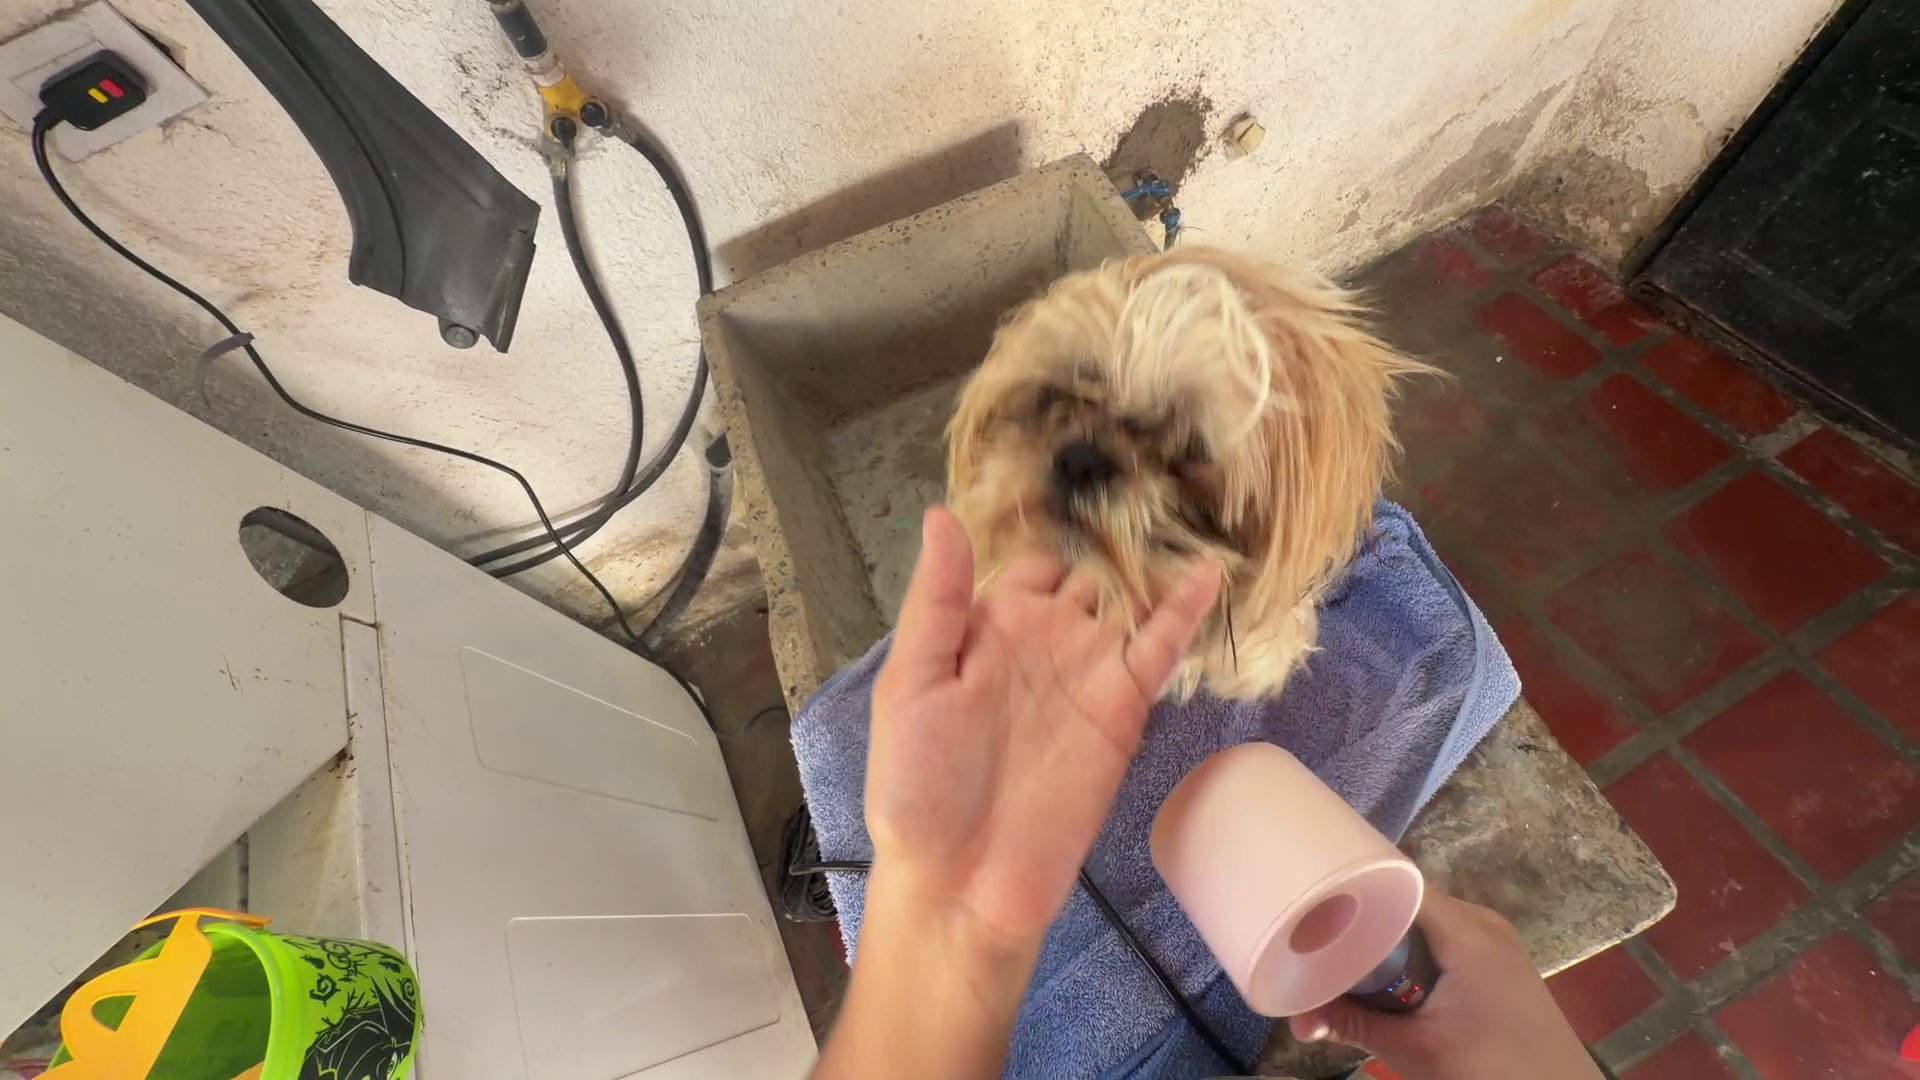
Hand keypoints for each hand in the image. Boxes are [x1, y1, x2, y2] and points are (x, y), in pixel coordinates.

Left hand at [865, 506, 1220, 947]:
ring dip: (1149, 561)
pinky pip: (1159, 647)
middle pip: (1086, 572)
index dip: (1049, 532)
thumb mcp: (913, 681)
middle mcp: (1041, 638)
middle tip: (1148, 482)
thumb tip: (941, 515)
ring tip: (1184, 504)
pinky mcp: (1123, 707)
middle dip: (1109, 537)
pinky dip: (1183, 609)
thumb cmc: (921, 781)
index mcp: (987, 626)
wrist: (965, 880)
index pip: (1029, 561)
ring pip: (1125, 600)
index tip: (1078, 475)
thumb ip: (936, 600)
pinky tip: (1207, 570)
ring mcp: (1085, 669)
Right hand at [1289, 890, 1602, 1079]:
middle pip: (1396, 896)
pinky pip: (1429, 935)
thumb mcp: (1419, 1053)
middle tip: (1306, 925)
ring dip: (1373, 933)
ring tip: (1329, 944)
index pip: (1390, 877)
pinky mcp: (1488, 958)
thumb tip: (1295, 1019)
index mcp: (1465, 928)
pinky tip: (1371, 967)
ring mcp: (1486, 937)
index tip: (1304, 889)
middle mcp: (1476, 919)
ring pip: (1410, 917)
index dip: (1345, 880)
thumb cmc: (1499, 1076)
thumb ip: (1354, 1024)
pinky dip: (1397, 947)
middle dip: (1352, 913)